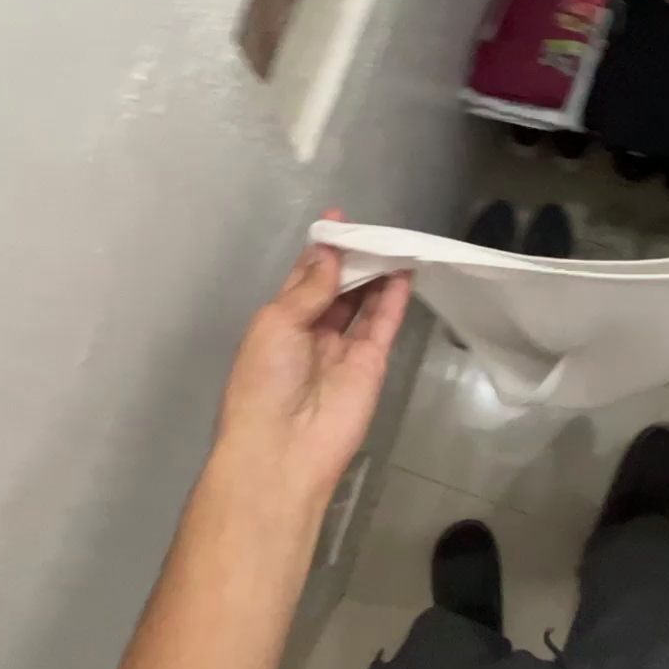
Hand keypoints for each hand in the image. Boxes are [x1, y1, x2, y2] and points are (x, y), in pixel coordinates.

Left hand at [210, 211, 411, 505]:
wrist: (285, 449)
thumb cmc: (265, 381)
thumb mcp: (276, 324)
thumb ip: (309, 289)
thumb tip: (331, 254)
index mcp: (280, 321)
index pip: (304, 278)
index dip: (321, 250)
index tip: (338, 219)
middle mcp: (313, 331)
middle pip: (338, 287)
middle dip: (353, 258)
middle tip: (373, 230)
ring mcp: (344, 347)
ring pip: (364, 301)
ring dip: (376, 273)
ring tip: (393, 242)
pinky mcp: (372, 362)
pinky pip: (383, 322)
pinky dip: (395, 297)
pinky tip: (404, 270)